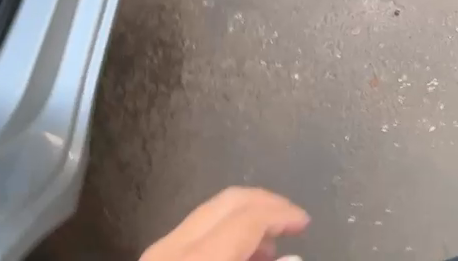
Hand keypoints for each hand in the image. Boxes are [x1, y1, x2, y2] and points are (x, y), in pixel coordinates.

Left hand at [139, 188, 309, 260]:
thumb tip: (292, 254)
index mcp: (195, 256)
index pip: (247, 217)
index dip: (281, 214)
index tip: (305, 222)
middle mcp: (171, 246)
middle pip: (227, 202)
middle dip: (265, 204)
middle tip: (292, 219)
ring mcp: (156, 251)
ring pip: (209, 214)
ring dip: (245, 219)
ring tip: (270, 244)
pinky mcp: (152, 259)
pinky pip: (194, 232)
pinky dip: (223, 233)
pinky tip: (238, 252)